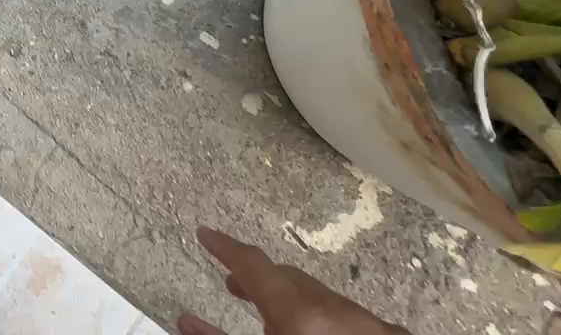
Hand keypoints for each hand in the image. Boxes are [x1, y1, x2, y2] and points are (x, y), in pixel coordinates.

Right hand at [180, 227, 409, 334]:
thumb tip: (184, 321)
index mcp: (300, 313)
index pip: (252, 263)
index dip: (224, 247)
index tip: (204, 234)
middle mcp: (338, 311)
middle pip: (290, 280)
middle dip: (259, 281)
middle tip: (235, 288)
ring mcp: (376, 328)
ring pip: (326, 303)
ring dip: (297, 305)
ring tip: (279, 324)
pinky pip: (357, 323)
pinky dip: (331, 325)